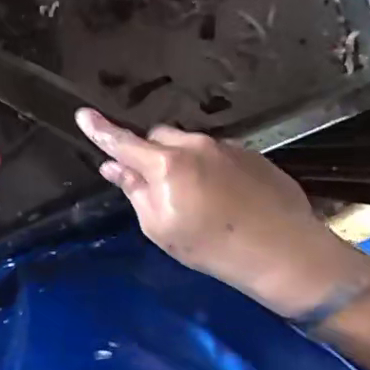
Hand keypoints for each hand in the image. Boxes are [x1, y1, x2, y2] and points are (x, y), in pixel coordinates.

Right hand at [76, 109, 369, 316]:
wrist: (286, 254)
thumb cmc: (212, 247)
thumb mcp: (160, 228)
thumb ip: (135, 192)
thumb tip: (114, 168)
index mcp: (166, 165)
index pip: (122, 142)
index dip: (100, 129)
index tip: (83, 115)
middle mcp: (196, 146)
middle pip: (157, 138)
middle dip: (149, 154)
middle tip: (154, 185)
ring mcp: (228, 147)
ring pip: (188, 145)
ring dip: (181, 162)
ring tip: (196, 198)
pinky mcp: (253, 155)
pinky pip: (217, 154)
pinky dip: (209, 168)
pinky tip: (223, 198)